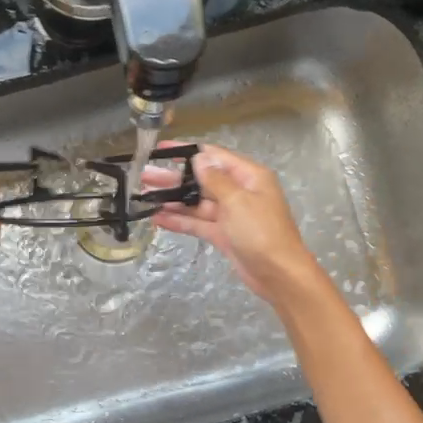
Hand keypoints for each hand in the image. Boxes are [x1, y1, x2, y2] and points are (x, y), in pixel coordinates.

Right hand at [146, 144, 324, 306]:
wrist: (278, 273)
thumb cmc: (261, 233)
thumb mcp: (238, 201)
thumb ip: (215, 180)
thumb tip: (198, 159)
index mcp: (248, 176)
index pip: (213, 157)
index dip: (187, 152)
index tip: (161, 148)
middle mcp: (239, 191)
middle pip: (201, 180)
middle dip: (174, 178)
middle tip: (144, 176)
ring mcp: (230, 214)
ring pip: (197, 202)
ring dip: (173, 200)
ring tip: (144, 196)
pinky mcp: (223, 234)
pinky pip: (198, 223)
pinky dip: (180, 220)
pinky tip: (158, 217)